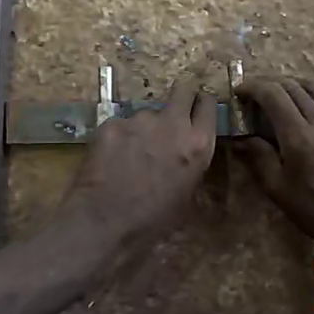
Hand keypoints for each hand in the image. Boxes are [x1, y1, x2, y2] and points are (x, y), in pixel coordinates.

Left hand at [58, 80, 217, 253]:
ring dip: (143, 129)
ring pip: (146, 113)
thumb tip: (184, 152)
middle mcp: (172, 124)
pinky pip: (120, 125)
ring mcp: (140, 120)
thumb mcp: (186, 194)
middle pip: (182, 90)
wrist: (105, 223)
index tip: (196, 109)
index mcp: (198, 144)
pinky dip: (118, 139)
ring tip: (130, 156)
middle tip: (170, 117)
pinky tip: (109, 161)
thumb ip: (190, 163)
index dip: (202, 104)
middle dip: (179, 98)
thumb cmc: (152, 221)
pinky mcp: (112, 123)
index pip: (208, 104)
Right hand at [234, 77, 313, 256]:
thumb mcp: (277, 188)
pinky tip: (306, 104)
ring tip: (278, 96)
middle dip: (268, 85)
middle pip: (292, 86)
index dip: (253, 88)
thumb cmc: (313, 210)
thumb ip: (259, 156)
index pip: (273, 94)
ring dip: (292, 84)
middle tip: (253, 97)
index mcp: (299, 136)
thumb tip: (242, 137)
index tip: (239, 94)